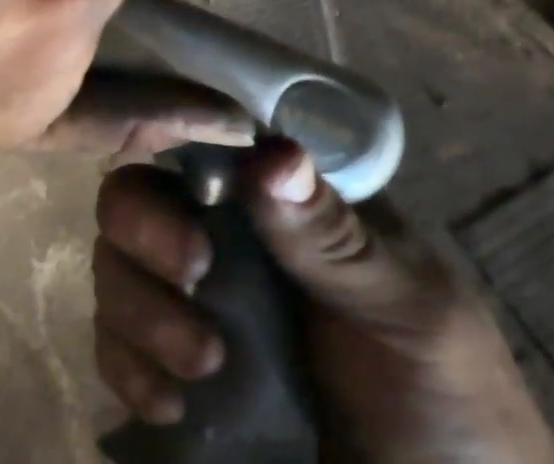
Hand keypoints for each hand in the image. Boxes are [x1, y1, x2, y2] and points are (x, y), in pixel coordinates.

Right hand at [93, 142, 553, 460]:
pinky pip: (109, 342)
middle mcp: (215, 241)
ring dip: (141, 312)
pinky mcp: (157, 360)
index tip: (187, 197)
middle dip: (144, 235)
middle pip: (133, 201)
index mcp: (274, 210)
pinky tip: (170, 403)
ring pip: (113, 269)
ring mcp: (181, 301)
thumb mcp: (408, 313)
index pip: (198, 151)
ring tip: (202, 367)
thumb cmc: (445, 397)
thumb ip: (333, 238)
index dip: (167, 152)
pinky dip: (128, 368)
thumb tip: (273, 152)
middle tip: (191, 279)